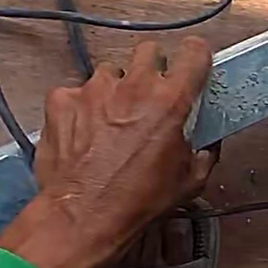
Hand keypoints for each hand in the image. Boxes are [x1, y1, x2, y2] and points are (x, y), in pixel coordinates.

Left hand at [0, 37, 217, 267]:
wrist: (84, 216)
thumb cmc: (142, 201)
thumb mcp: (190, 182)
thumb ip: (204, 153)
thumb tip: (206, 143)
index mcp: (170, 100)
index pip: (194, 53)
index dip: (195, 55)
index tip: (191, 64)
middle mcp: (133, 85)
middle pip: (148, 51)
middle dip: (150, 68)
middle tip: (147, 96)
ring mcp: (93, 89)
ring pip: (109, 74)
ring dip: (113, 91)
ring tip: (108, 123)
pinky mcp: (61, 99)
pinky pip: (75, 94)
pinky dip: (79, 109)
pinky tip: (80, 134)